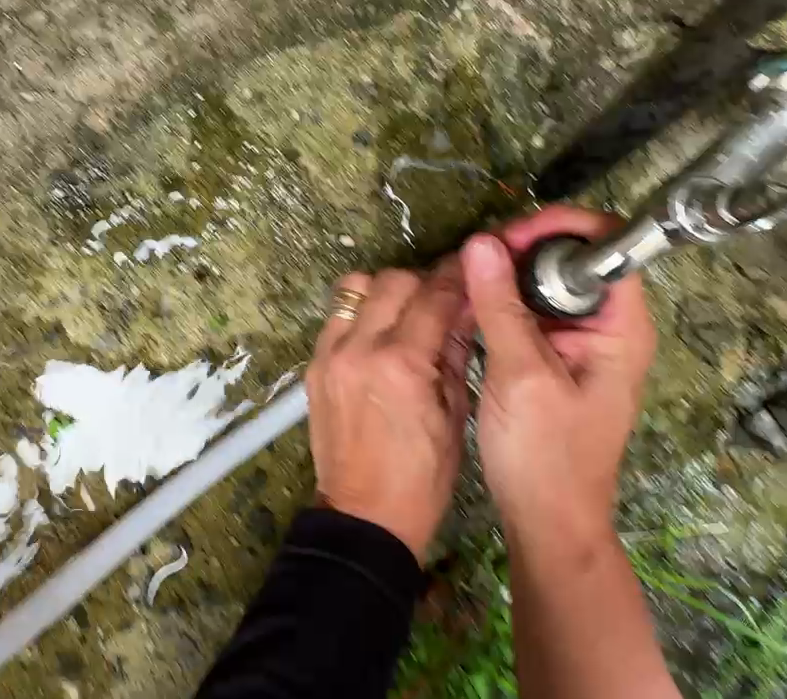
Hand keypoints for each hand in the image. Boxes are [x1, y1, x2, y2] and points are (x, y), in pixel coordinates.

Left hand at [305, 264, 473, 560]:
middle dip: (423, 283)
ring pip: (357, 287)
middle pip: (394, 281)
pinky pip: (337, 317)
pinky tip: (378, 336)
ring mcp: (331, 355)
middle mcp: (361, 348)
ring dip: (386, 292)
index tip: (472, 269)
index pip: (434, 296)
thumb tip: (465, 309)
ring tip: (405, 315)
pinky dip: (360, 314)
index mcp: (402, 364)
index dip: (457, 277)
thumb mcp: (455, 415)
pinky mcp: (314, 366)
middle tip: (441, 301)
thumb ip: (455, 353)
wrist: (364, 517)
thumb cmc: (423, 477)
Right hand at [460, 207, 657, 545]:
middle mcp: (608, 324)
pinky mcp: (556, 354)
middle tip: (476, 257)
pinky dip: (503, 297)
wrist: (547, 524)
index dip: (558, 228)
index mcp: (621, 326)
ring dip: (508, 271)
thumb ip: (500, 306)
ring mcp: (581, 340)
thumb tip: (479, 242)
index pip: (607, 243)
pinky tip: (471, 301)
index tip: (507, 239)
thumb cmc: (545, 456)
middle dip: (524, 247)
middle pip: (573, 255)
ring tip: (466, 275)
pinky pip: (532, 307)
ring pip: (547, 280)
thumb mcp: (520, 376)